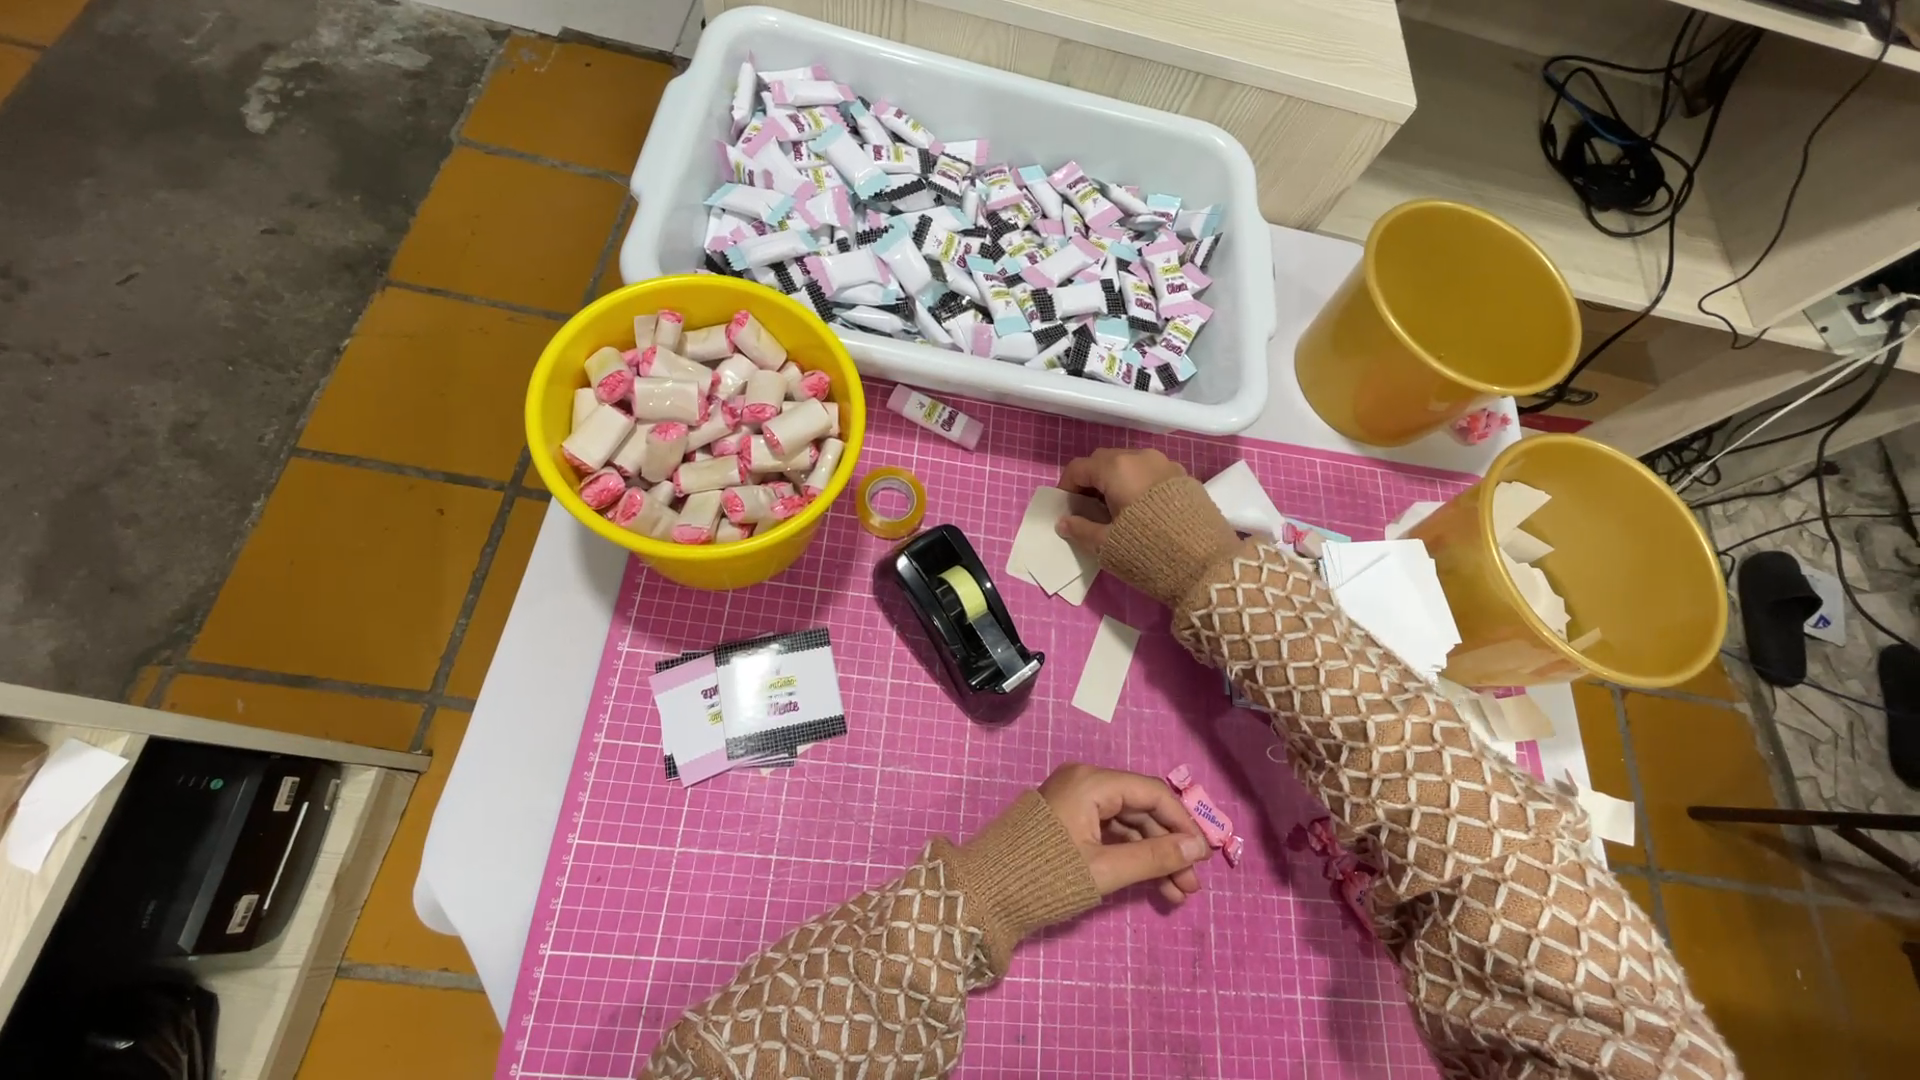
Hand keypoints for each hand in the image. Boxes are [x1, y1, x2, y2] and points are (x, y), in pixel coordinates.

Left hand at [1038, 763, 1210, 903]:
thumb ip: (1154, 857)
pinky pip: (1109, 833)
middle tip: (1191, 885)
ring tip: (1178, 894)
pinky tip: (1153, 885)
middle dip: (1169, 847)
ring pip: (1127, 824)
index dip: (1183, 823)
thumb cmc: (1047, 877)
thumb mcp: (1105, 870)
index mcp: (1092, 782)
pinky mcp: (1068, 821)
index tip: (1204, 857)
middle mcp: (1084, 782)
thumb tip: (1198, 846)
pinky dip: (1131, 856)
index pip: (1152, 793)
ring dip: (1153, 856)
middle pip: (1141, 809)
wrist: (986, 893)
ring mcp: (1075, 801)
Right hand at [1054, 448, 1188, 554]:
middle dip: (1090, 481)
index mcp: (1117, 468)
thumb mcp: (1106, 545)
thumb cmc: (1147, 551)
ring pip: (1130, 464)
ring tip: (1114, 511)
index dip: (1066, 487)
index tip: (1066, 508)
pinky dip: (1138, 485)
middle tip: (1087, 509)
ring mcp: (1167, 465)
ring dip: (1115, 482)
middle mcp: (1142, 457)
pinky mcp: (1185, 478)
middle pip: (1105, 461)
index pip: (1079, 468)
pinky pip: (1151, 474)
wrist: (1207, 566)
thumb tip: (1064, 522)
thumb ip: (1081, 529)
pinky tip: (1140, 512)